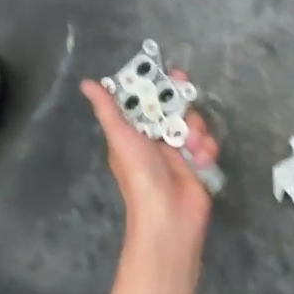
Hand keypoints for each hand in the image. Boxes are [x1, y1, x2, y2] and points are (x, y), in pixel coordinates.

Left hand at [81, 71, 220, 246]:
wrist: (168, 219)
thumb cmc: (140, 175)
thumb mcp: (120, 137)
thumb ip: (107, 108)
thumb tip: (86, 82)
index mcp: (135, 130)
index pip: (148, 97)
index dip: (159, 83)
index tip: (173, 73)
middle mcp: (156, 137)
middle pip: (174, 106)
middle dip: (183, 102)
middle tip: (189, 94)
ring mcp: (179, 150)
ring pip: (193, 123)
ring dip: (196, 129)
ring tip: (192, 144)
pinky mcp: (199, 164)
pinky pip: (207, 144)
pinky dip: (207, 149)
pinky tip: (202, 159)